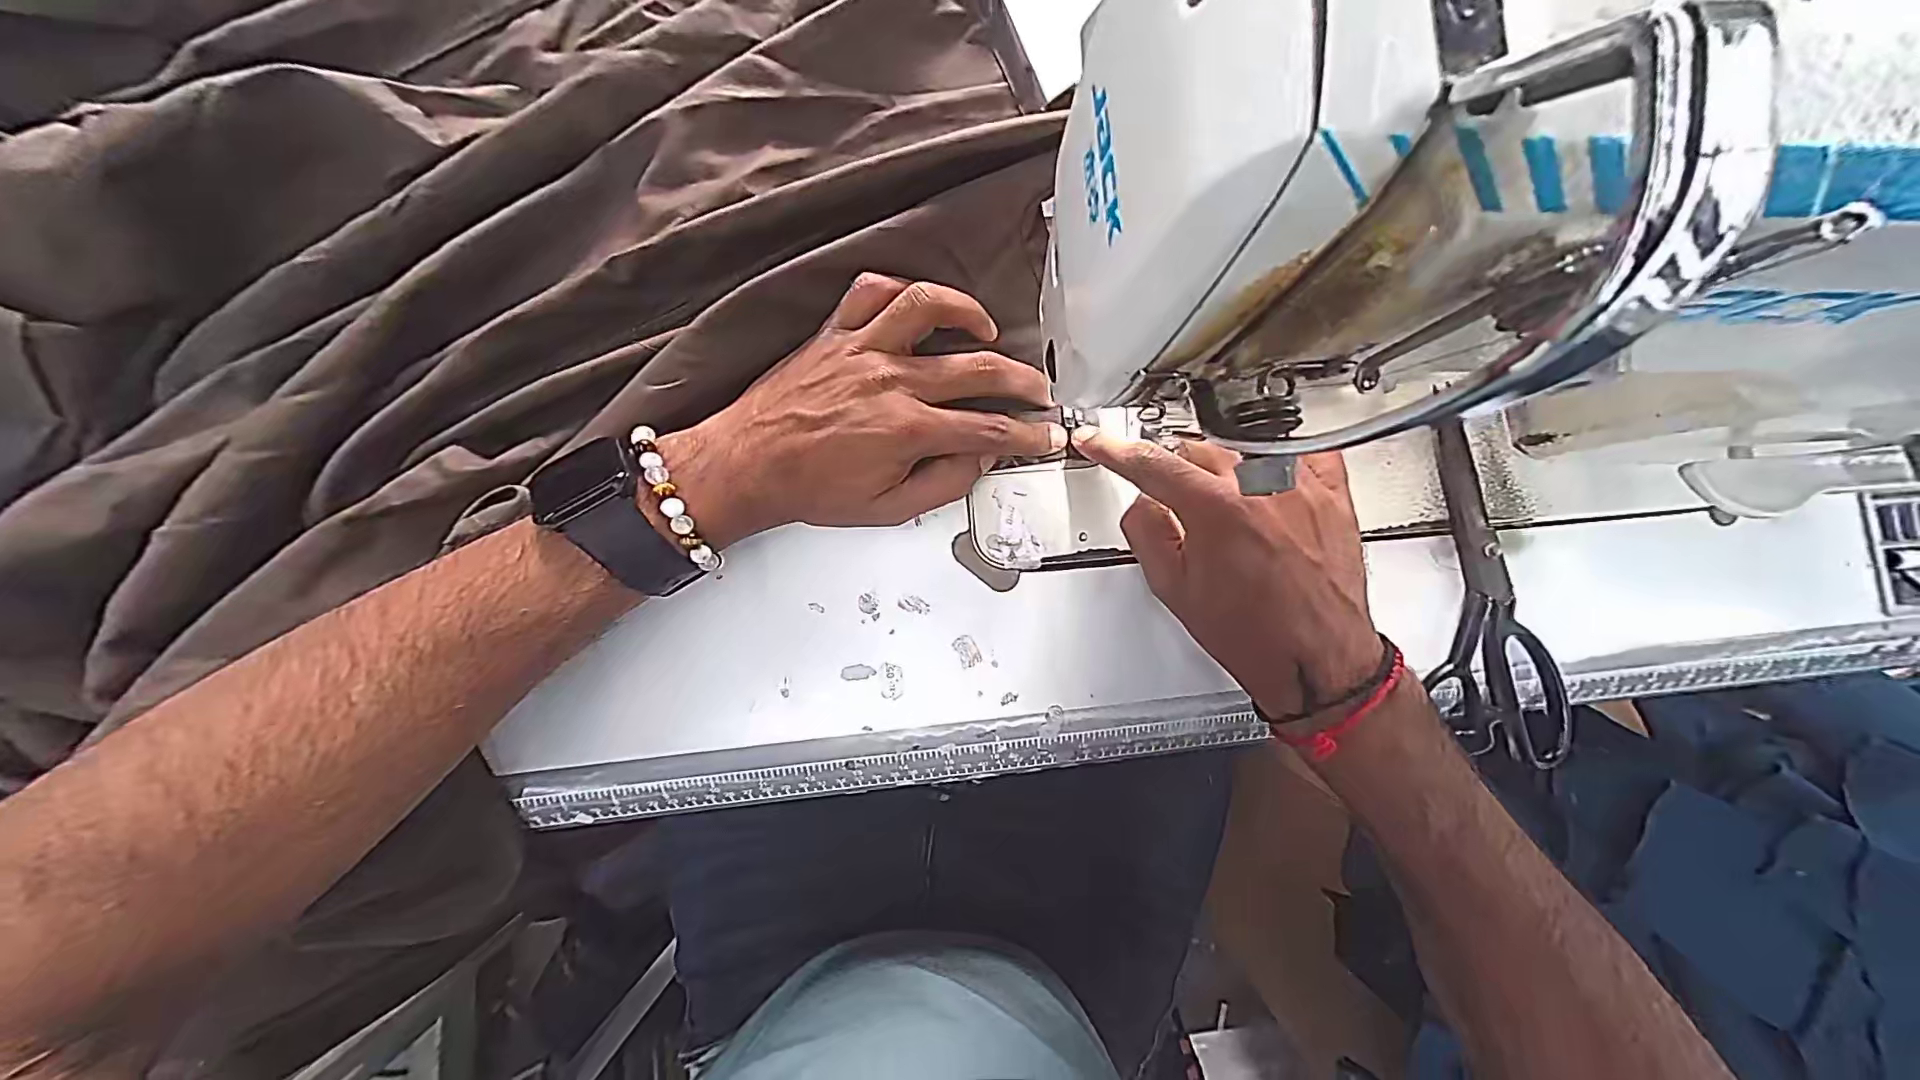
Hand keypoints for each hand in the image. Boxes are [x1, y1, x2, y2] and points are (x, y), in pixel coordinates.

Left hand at [655, 275, 1063, 546]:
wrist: (749, 465)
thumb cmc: (809, 488)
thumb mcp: (887, 509)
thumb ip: (943, 483)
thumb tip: (979, 459)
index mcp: (906, 430)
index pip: (988, 428)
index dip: (1027, 434)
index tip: (1044, 435)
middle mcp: (890, 382)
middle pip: (978, 368)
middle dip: (1022, 381)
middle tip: (1036, 390)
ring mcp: (862, 350)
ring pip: (929, 308)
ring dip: (968, 312)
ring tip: (984, 330)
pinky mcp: (835, 334)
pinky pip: (872, 291)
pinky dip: (901, 290)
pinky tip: (917, 308)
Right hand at [1071, 428, 1379, 719]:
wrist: (1316, 658)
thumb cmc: (1255, 633)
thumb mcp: (1173, 587)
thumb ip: (1145, 531)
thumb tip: (1141, 503)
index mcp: (1215, 508)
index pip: (1150, 462)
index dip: (1114, 450)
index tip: (1100, 443)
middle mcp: (1260, 486)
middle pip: (1195, 447)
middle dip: (1171, 469)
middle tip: (1169, 498)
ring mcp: (1301, 485)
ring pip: (1241, 443)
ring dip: (1217, 465)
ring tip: (1219, 504)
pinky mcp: (1334, 492)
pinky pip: (1300, 448)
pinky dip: (1274, 454)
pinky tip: (1264, 476)